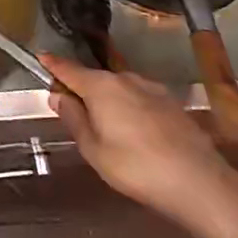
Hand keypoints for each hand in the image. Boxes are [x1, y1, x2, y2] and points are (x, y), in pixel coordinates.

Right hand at [42, 53, 237, 223]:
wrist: (196, 180)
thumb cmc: (135, 167)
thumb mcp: (93, 149)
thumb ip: (73, 118)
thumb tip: (57, 95)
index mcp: (101, 87)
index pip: (69, 69)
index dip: (53, 65)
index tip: (41, 58)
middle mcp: (126, 79)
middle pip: (95, 79)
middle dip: (81, 89)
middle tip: (71, 111)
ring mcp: (152, 88)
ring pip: (119, 89)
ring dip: (107, 100)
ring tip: (104, 128)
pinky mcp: (171, 102)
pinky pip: (139, 99)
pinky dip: (128, 108)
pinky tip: (134, 133)